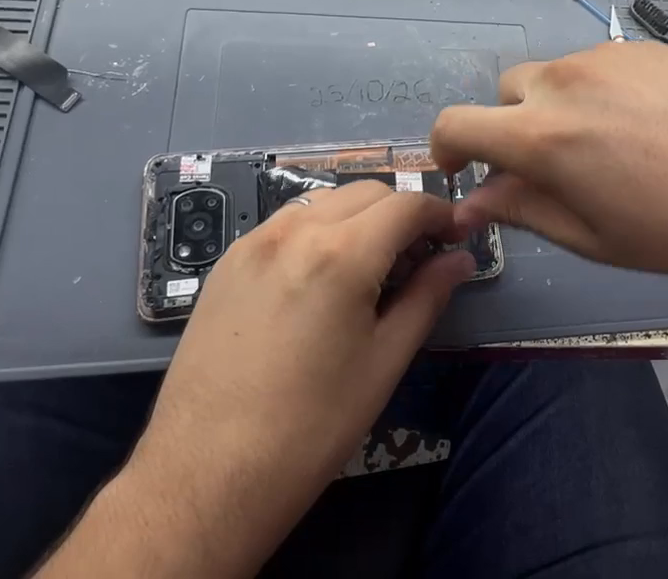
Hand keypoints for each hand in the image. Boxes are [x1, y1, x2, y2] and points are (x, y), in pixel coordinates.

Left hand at [121, 181, 476, 575]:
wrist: (207, 473)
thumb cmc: (312, 426)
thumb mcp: (384, 360)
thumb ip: (427, 297)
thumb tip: (460, 259)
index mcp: (341, 253)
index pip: (407, 205)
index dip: (442, 214)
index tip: (459, 237)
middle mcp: (294, 230)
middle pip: (366, 193)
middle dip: (402, 214)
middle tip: (420, 258)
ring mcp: (253, 243)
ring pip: (324, 202)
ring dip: (359, 218)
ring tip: (371, 268)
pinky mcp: (226, 263)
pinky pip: (286, 224)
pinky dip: (318, 232)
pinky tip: (321, 279)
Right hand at [431, 42, 667, 282]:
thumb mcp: (594, 237)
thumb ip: (524, 210)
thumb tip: (474, 200)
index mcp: (541, 134)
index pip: (458, 123)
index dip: (446, 147)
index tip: (459, 167)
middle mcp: (565, 81)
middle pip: (508, 91)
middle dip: (512, 125)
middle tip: (554, 166)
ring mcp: (608, 56)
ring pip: (557, 75)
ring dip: (559, 107)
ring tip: (614, 148)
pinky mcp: (648, 46)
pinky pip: (601, 66)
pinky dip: (602, 92)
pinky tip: (652, 125)